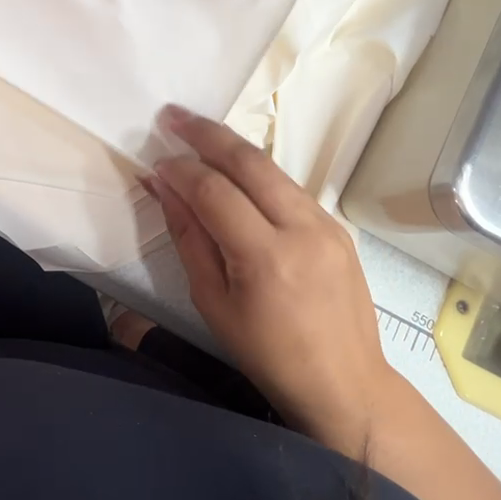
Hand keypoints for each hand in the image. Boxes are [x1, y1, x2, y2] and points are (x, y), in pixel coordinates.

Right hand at [146, 105, 401, 452]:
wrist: (345, 383)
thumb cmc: (267, 353)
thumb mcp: (212, 301)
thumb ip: (189, 237)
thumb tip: (164, 187)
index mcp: (266, 256)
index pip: (214, 191)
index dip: (180, 170)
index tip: (155, 162)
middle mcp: (303, 229)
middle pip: (249, 163)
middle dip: (206, 134)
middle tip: (172, 116)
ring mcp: (327, 225)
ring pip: (273, 169)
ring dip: (232, 147)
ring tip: (197, 132)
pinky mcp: (338, 228)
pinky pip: (289, 188)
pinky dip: (256, 172)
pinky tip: (234, 171)